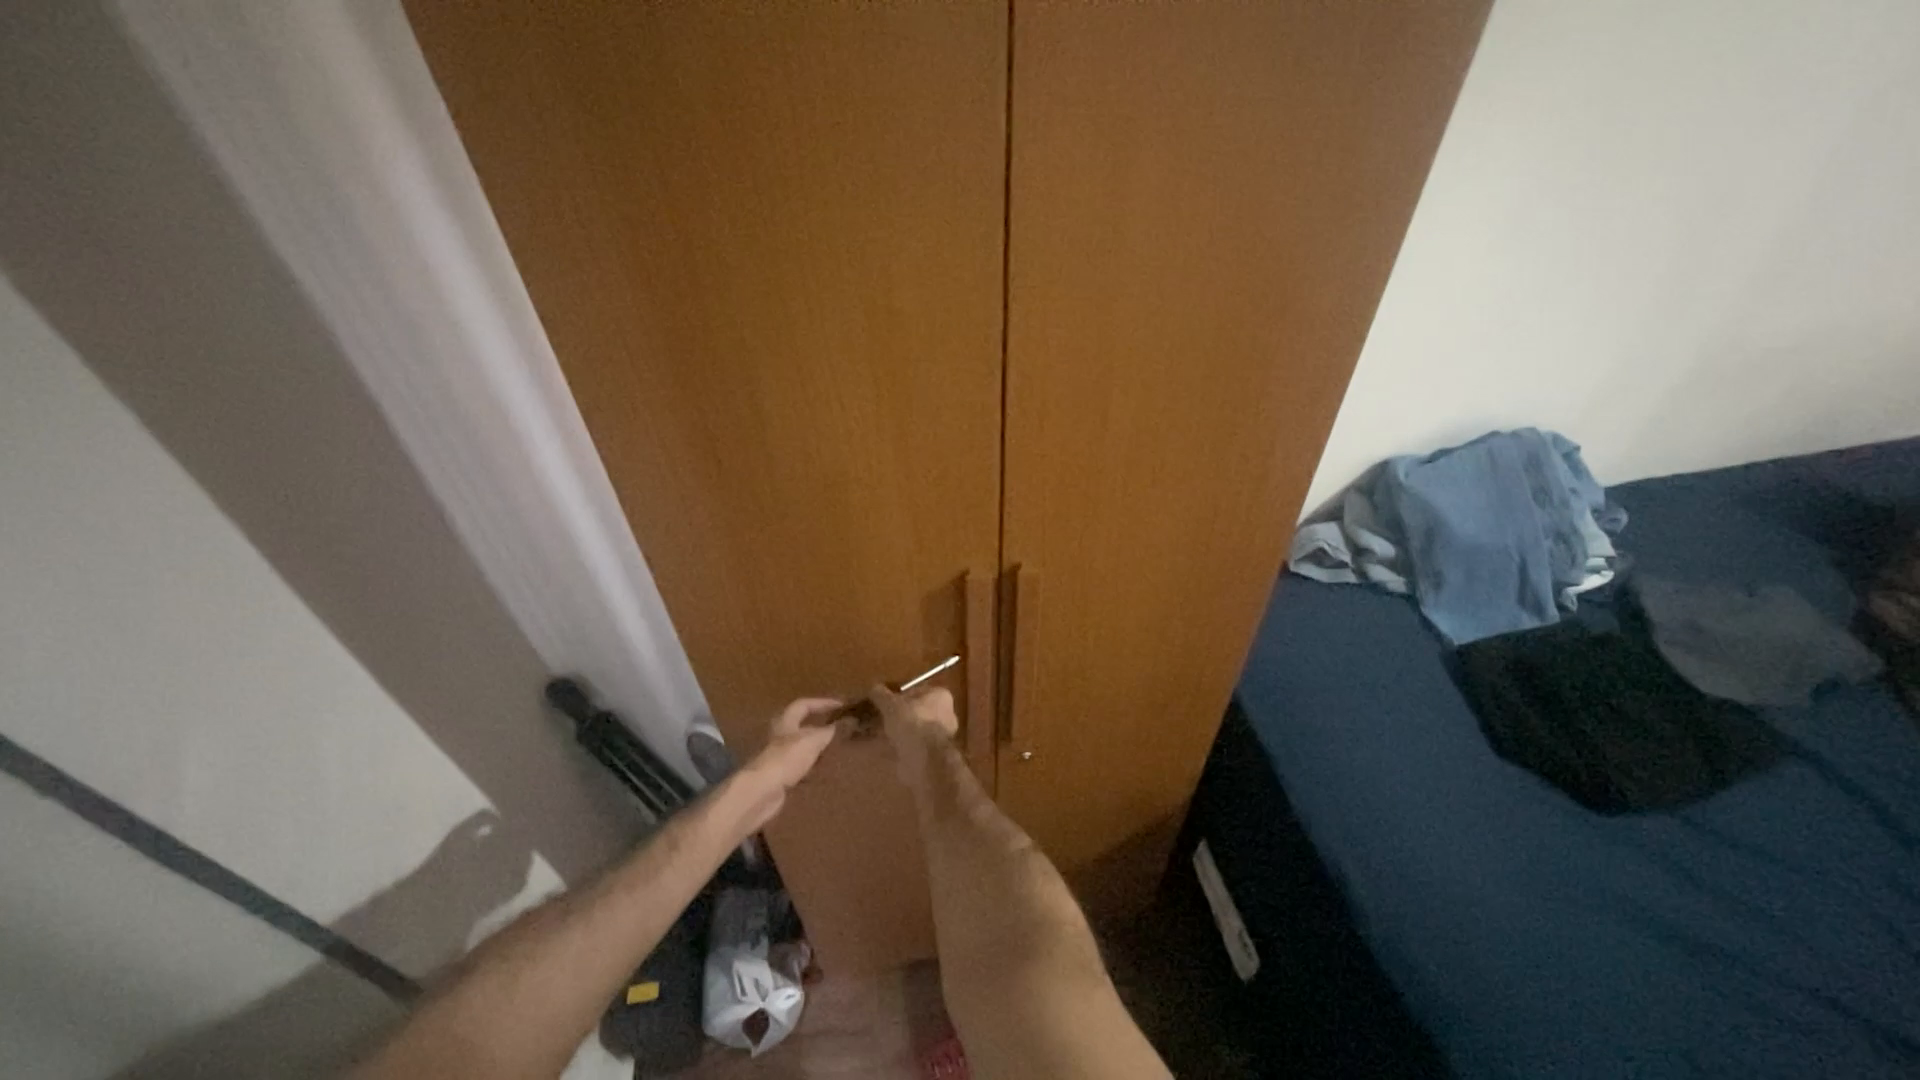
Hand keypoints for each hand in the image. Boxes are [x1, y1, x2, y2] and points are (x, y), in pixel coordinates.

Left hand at [734, 697, 840, 830]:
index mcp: (785, 722)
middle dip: (820, 728)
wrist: (761, 792)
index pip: (804, 705)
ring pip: (801, 749)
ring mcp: (778, 758)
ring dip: (816, 750)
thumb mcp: (812, 741)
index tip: (841, 706)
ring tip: (836, 752)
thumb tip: (848, 721)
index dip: (822, 703)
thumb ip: (830, 731)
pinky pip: (800, 769)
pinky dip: (812, 770)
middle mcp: (780, 737)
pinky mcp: (779, 777)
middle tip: (840, 731)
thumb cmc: (785, 759)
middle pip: (801, 727)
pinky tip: (823, 775)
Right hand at [871, 684, 957, 784]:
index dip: (900, 696)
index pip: (918, 690)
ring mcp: (943, 734)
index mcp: (940, 695)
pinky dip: (906, 745)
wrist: (923, 756)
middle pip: (919, 711)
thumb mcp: (890, 704)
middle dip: (902, 715)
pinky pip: (917, 744)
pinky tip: (891, 748)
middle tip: (884, 719)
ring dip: (904, 731)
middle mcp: (947, 713)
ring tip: (884, 734)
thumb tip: (874, 688)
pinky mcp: (936, 752)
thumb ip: (881, 695)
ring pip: (918, 728)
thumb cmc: (911, 721)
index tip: (886, 703)